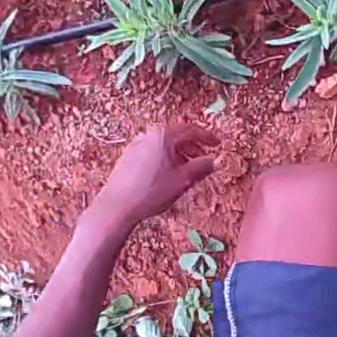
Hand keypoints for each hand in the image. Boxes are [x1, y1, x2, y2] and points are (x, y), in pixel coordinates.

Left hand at [89, 124, 217, 230]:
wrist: (118, 206)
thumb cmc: (151, 191)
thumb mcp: (183, 179)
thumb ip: (202, 166)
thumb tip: (218, 160)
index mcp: (164, 136)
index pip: (192, 130)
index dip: (207, 137)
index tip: (217, 144)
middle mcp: (149, 135)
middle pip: (178, 135)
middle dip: (193, 146)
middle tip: (205, 157)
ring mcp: (137, 144)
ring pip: (165, 143)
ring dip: (180, 152)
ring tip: (189, 168)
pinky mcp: (130, 155)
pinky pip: (154, 150)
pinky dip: (166, 157)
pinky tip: (169, 173)